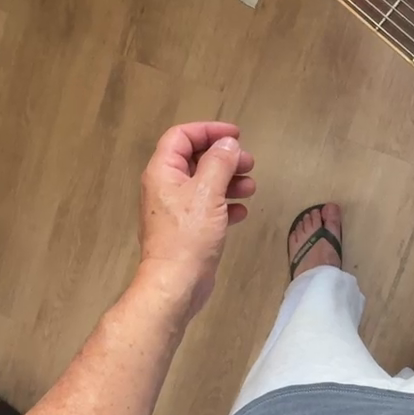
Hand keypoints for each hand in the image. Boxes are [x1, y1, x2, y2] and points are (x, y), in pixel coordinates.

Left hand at [137, 122, 255, 316]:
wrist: (176, 283)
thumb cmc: (188, 235)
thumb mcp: (207, 193)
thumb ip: (219, 163)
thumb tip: (228, 144)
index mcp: (163, 172)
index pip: (181, 137)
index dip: (208, 131)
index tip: (236, 136)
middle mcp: (165, 187)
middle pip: (195, 159)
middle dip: (224, 158)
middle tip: (249, 164)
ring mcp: (176, 210)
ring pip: (204, 184)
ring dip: (228, 181)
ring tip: (250, 188)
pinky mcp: (187, 230)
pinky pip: (207, 208)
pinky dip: (225, 205)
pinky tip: (241, 212)